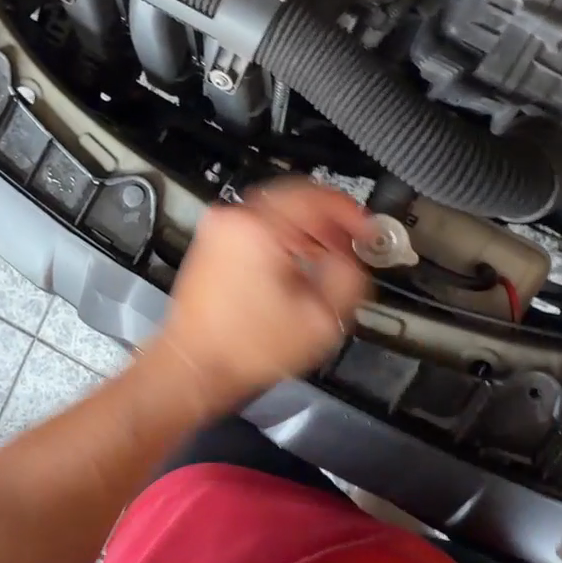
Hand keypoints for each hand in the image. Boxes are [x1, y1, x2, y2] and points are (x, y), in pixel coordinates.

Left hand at [147, 179, 373, 411]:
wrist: (196, 365)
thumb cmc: (243, 348)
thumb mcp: (320, 318)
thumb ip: (348, 276)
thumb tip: (353, 256)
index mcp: (259, 227)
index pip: (316, 197)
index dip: (350, 212)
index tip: (365, 228)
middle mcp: (233, 219)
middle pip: (294, 198)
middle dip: (328, 220)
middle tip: (350, 241)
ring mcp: (217, 229)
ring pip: (274, 211)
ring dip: (305, 229)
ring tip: (326, 256)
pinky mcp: (210, 243)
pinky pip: (254, 226)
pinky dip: (280, 237)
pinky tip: (296, 263)